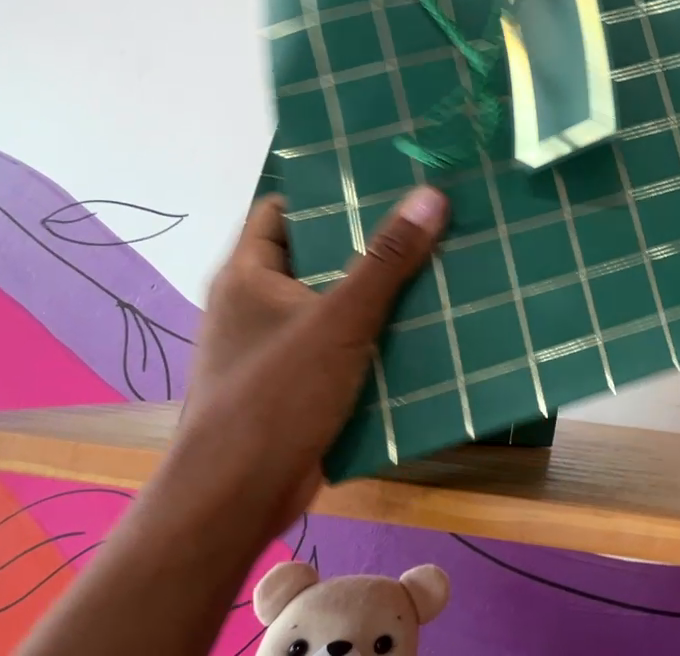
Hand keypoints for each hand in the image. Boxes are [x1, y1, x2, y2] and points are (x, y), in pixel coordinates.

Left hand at [172, 187, 446, 542]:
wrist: (235, 502)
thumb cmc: (275, 397)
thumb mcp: (340, 319)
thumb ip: (388, 258)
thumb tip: (432, 194)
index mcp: (248, 276)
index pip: (284, 209)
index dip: (329, 188)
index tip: (387, 176)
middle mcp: (258, 305)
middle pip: (321, 254)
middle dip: (374, 239)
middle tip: (433, 216)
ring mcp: (279, 346)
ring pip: (339, 301)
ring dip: (384, 289)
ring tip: (444, 261)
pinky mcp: (301, 382)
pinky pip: (348, 341)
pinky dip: (382, 331)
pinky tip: (429, 323)